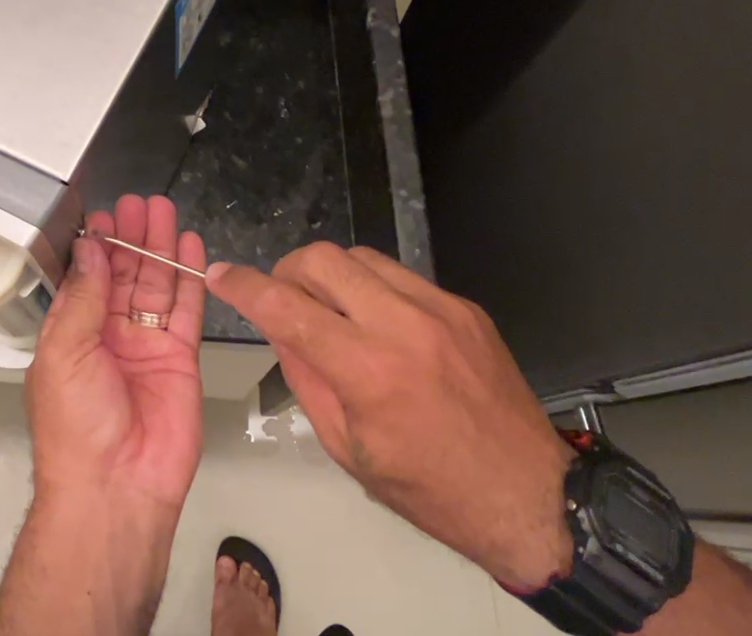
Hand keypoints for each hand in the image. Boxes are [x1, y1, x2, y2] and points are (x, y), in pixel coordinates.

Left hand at [24, 195, 206, 513]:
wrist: (116, 487)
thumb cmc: (75, 426)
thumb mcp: (64, 350)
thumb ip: (83, 295)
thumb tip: (88, 247)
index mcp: (72, 332)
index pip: (86, 277)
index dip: (97, 245)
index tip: (106, 213)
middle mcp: (108, 334)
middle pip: (123, 274)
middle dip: (131, 238)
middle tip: (140, 202)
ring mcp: (145, 345)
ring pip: (155, 285)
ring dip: (159, 248)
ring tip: (163, 210)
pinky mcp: (179, 358)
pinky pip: (185, 310)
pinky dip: (189, 278)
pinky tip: (189, 246)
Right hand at [205, 244, 574, 589]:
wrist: (530, 496)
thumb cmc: (429, 488)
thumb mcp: (348, 447)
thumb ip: (306, 377)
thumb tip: (278, 328)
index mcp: (368, 371)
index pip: (285, 307)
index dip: (243, 286)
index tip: (221, 275)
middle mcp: (404, 325)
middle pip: (321, 258)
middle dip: (286, 269)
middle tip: (283, 298)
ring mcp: (440, 309)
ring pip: (360, 255)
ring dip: (330, 274)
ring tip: (331, 310)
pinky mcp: (464, 307)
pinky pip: (400, 275)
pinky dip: (372, 289)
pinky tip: (379, 324)